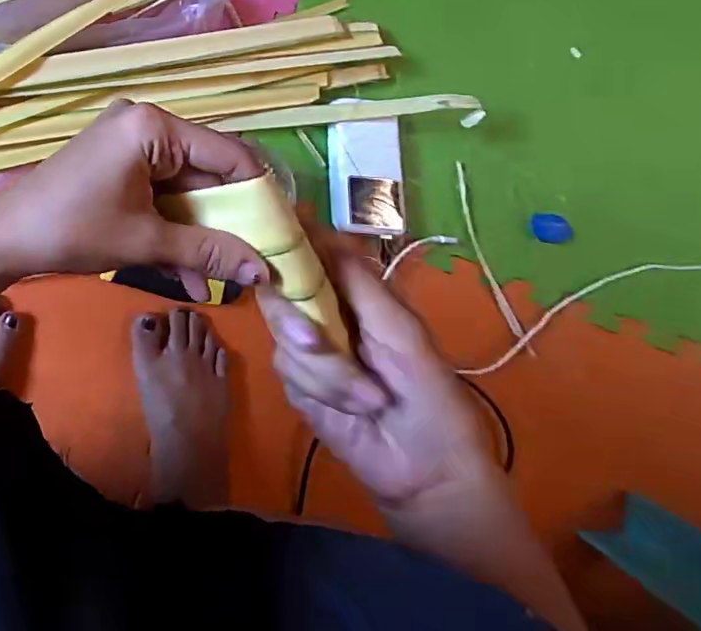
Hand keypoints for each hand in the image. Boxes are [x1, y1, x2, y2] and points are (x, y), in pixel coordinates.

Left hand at [0, 101, 269, 295]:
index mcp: (152, 126)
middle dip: (224, 222)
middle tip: (251, 262)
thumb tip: (264, 271)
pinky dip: (171, 226)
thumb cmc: (74, 230)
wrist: (6, 237)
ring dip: (197, 232)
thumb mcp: (146, 241)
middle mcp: (144, 122)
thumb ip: (208, 250)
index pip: (227, 155)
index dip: (257, 196)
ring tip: (218, 279)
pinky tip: (186, 271)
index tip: (279, 234)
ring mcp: (127, 140)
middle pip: (205, 171)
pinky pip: (158, 190)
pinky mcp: (116, 161)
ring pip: (182, 188)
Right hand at [257, 226, 493, 507]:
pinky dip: (322, 390)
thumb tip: (317, 227)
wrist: (428, 472)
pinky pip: (286, 368)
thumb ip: (359, 282)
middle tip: (316, 344)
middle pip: (278, 290)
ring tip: (369, 398)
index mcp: (350, 289)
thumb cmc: (432, 395)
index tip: (268, 234)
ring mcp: (303, 344)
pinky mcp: (294, 379)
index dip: (285, 238)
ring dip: (327, 371)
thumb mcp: (403, 331)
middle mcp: (320, 309)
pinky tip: (351, 408)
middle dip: (297, 321)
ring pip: (281, 334)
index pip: (308, 250)